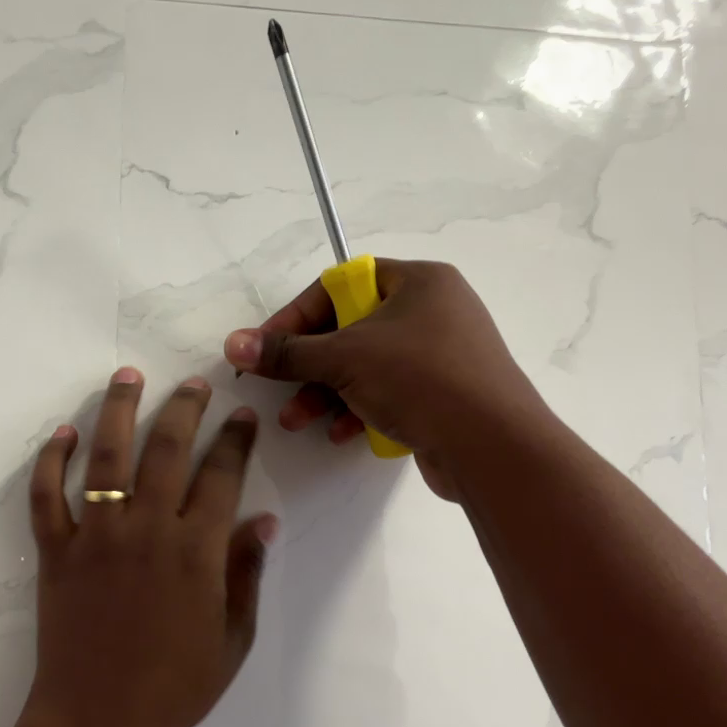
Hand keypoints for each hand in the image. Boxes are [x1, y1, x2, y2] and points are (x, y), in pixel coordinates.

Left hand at [25, 367, 275, 726]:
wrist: (96, 720)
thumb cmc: (173, 688)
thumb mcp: (232, 640)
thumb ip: (245, 576)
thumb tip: (263, 522)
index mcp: (195, 552)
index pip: (222, 476)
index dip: (235, 440)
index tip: (242, 415)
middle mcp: (146, 530)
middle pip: (166, 450)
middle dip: (184, 409)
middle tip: (194, 384)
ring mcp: (95, 537)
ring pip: (106, 458)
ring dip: (118, 411)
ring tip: (127, 377)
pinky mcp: (55, 552)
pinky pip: (47, 496)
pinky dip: (51, 461)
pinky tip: (62, 432)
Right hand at [222, 259, 552, 500]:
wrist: (493, 444)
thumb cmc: (419, 380)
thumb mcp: (343, 359)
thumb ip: (286, 353)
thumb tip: (233, 344)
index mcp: (417, 282)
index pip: (341, 284)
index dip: (297, 315)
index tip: (266, 348)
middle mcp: (432, 310)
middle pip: (349, 328)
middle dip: (308, 365)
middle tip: (279, 389)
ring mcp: (440, 354)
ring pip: (365, 366)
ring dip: (325, 393)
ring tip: (298, 420)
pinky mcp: (443, 393)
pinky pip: (388, 392)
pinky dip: (359, 408)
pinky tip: (341, 433)